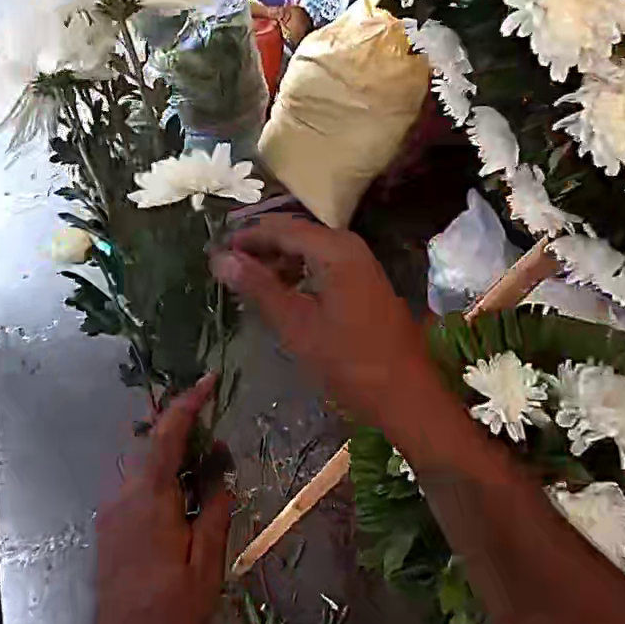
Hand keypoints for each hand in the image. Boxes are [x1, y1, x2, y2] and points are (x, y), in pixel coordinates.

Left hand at [64, 376, 232, 623]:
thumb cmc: (170, 614)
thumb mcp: (206, 565)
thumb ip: (215, 512)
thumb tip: (221, 477)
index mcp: (150, 499)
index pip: (168, 436)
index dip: (188, 403)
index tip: (208, 380)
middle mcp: (124, 496)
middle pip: (156, 448)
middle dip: (187, 434)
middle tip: (218, 442)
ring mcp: (112, 511)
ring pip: (148, 470)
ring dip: (176, 464)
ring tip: (206, 480)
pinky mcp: (110, 527)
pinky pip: (139, 490)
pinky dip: (164, 485)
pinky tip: (184, 507)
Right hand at [210, 216, 438, 431]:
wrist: (408, 395)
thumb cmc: (349, 361)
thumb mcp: (296, 324)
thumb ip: (258, 287)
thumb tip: (220, 258)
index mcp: (335, 249)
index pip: (281, 228)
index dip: (247, 238)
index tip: (217, 252)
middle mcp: (350, 246)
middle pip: (296, 236)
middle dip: (262, 249)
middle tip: (228, 270)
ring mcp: (361, 264)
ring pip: (310, 251)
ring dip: (279, 263)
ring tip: (249, 285)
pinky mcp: (365, 282)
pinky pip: (324, 266)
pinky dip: (299, 275)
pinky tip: (282, 295)